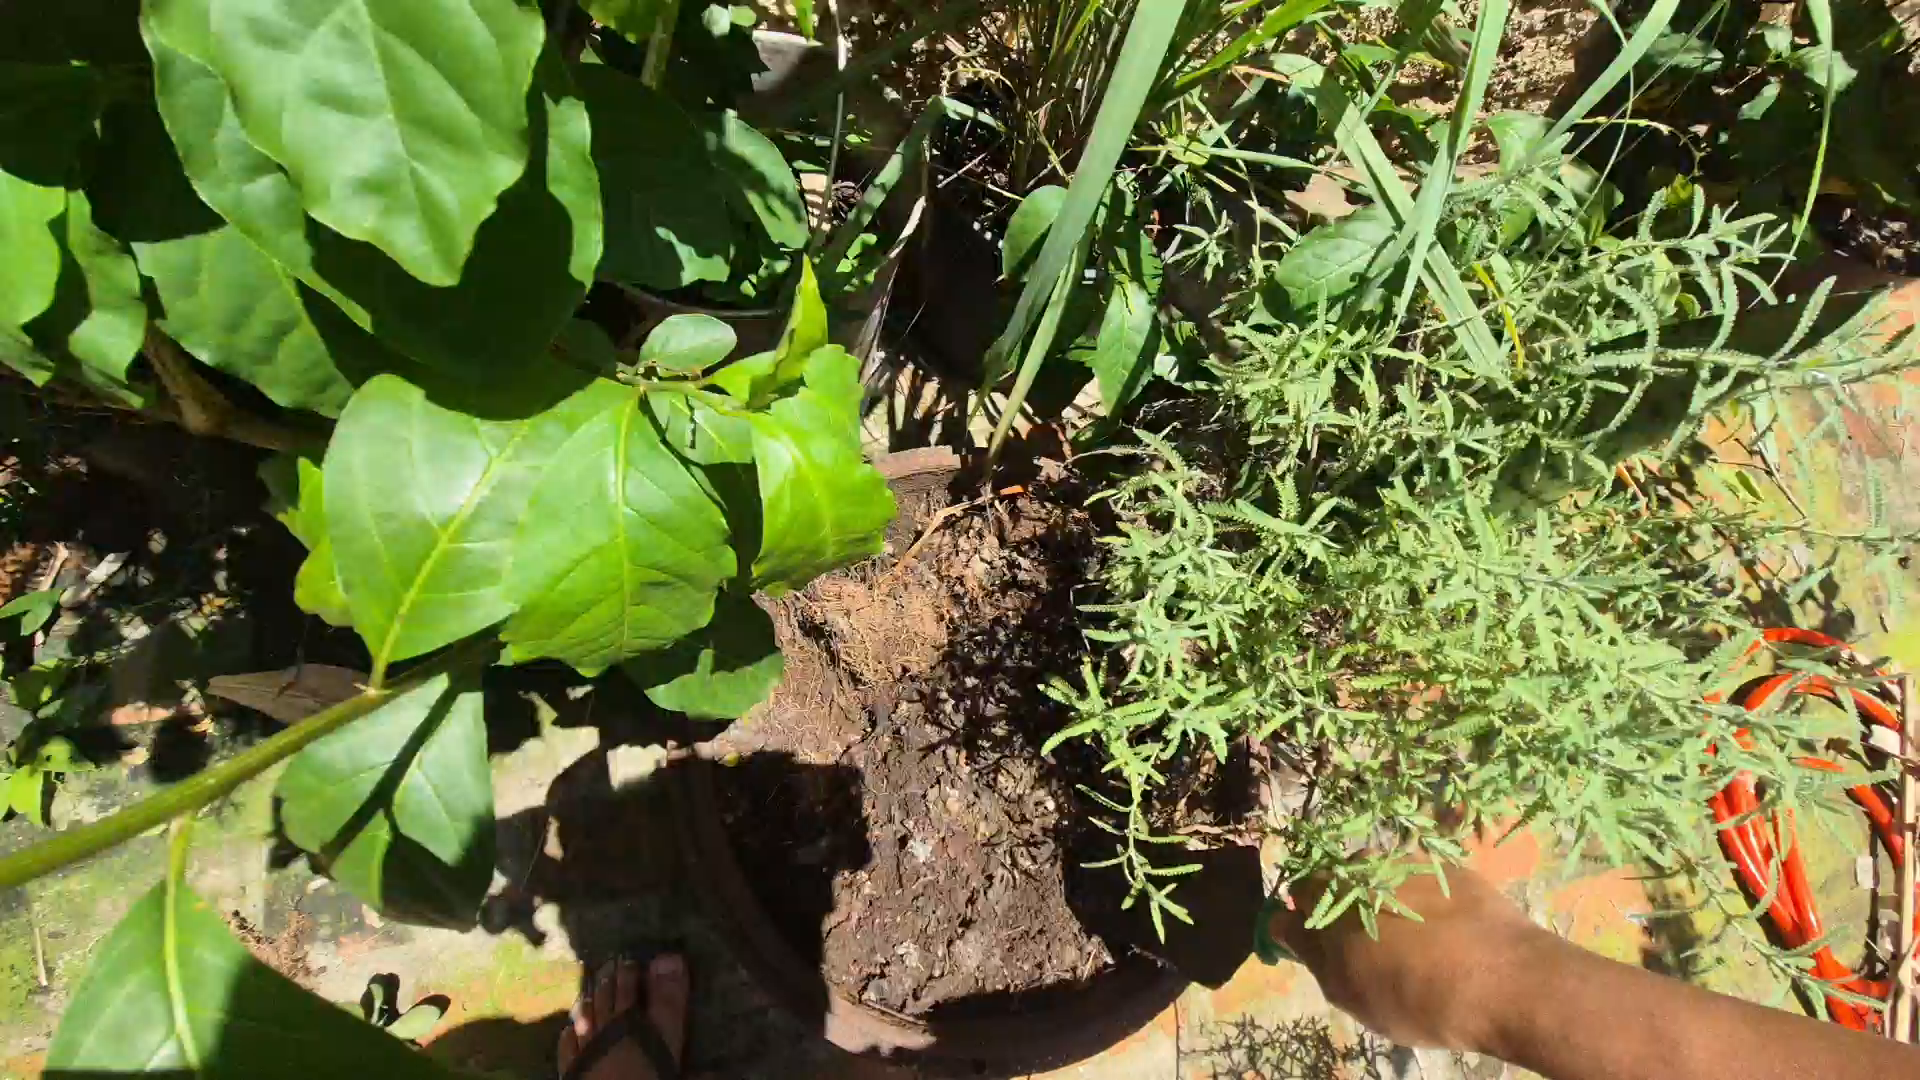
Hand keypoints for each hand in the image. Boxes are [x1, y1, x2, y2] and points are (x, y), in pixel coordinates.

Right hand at [1266, 866, 1541, 1050]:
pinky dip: (1429, 905)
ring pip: (1383, 881)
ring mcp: (1408, 862)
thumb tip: (1280, 922)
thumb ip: (1306, 951)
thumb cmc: (1411, 993)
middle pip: (1342, 882)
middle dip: (1348, 908)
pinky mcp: (1451, 869)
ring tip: (1415, 944)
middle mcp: (1361, 865)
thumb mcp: (1345, 988)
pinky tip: (1450, 938)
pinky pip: (1426, 885)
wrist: (1506, 981)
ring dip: (1387, 903)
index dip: (1306, 918)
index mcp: (1329, 889)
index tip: (1323, 946)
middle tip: (1371, 949)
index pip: (1299, 892)